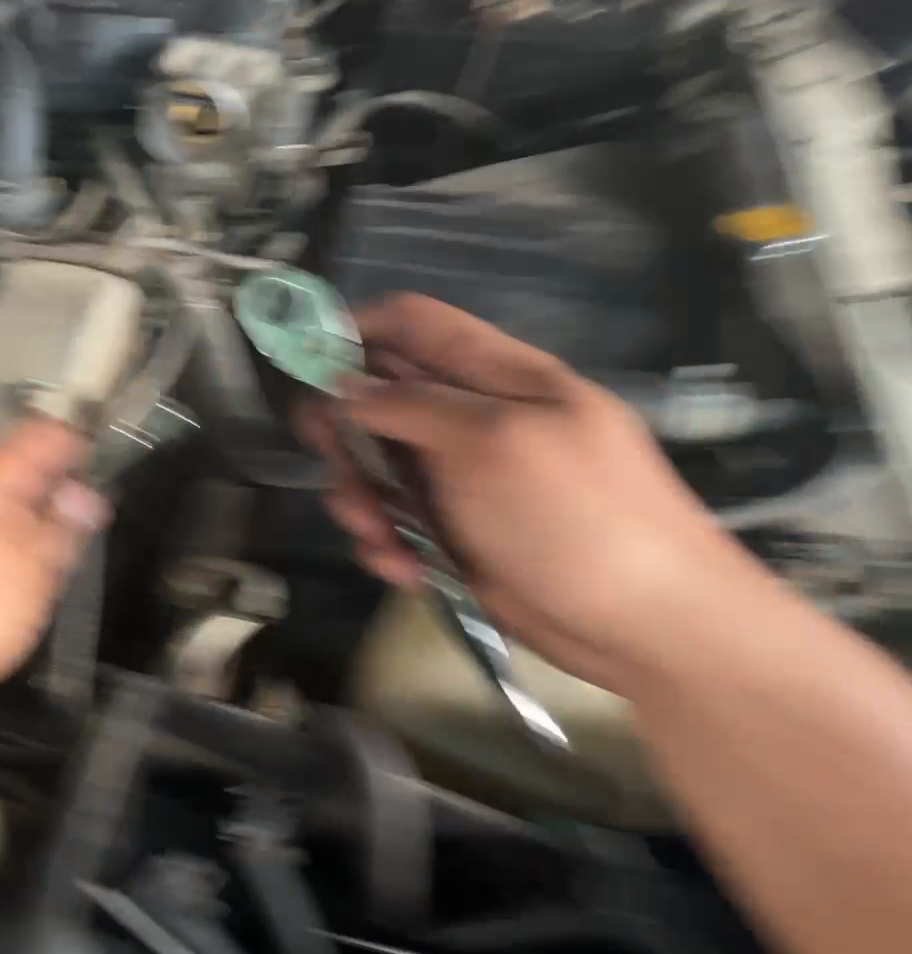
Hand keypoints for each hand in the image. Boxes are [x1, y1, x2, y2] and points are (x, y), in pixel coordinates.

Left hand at [0, 420, 108, 693]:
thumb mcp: (33, 576)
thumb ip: (62, 529)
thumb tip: (82, 498)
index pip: (48, 433)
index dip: (77, 452)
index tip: (90, 479)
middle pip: (10, 465)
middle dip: (40, 496)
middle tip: (60, 539)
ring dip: (5, 522)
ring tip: (19, 572)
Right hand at [298, 295, 776, 689]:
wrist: (649, 630)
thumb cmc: (578, 520)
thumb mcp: (494, 443)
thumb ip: (412, 404)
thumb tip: (343, 385)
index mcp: (499, 378)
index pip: (413, 323)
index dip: (354, 329)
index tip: (303, 364)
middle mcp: (473, 420)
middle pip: (377, 398)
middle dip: (345, 432)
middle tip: (336, 462)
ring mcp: (461, 479)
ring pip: (374, 466)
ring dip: (360, 497)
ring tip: (378, 535)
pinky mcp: (451, 532)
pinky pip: (392, 521)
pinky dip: (386, 543)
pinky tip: (404, 568)